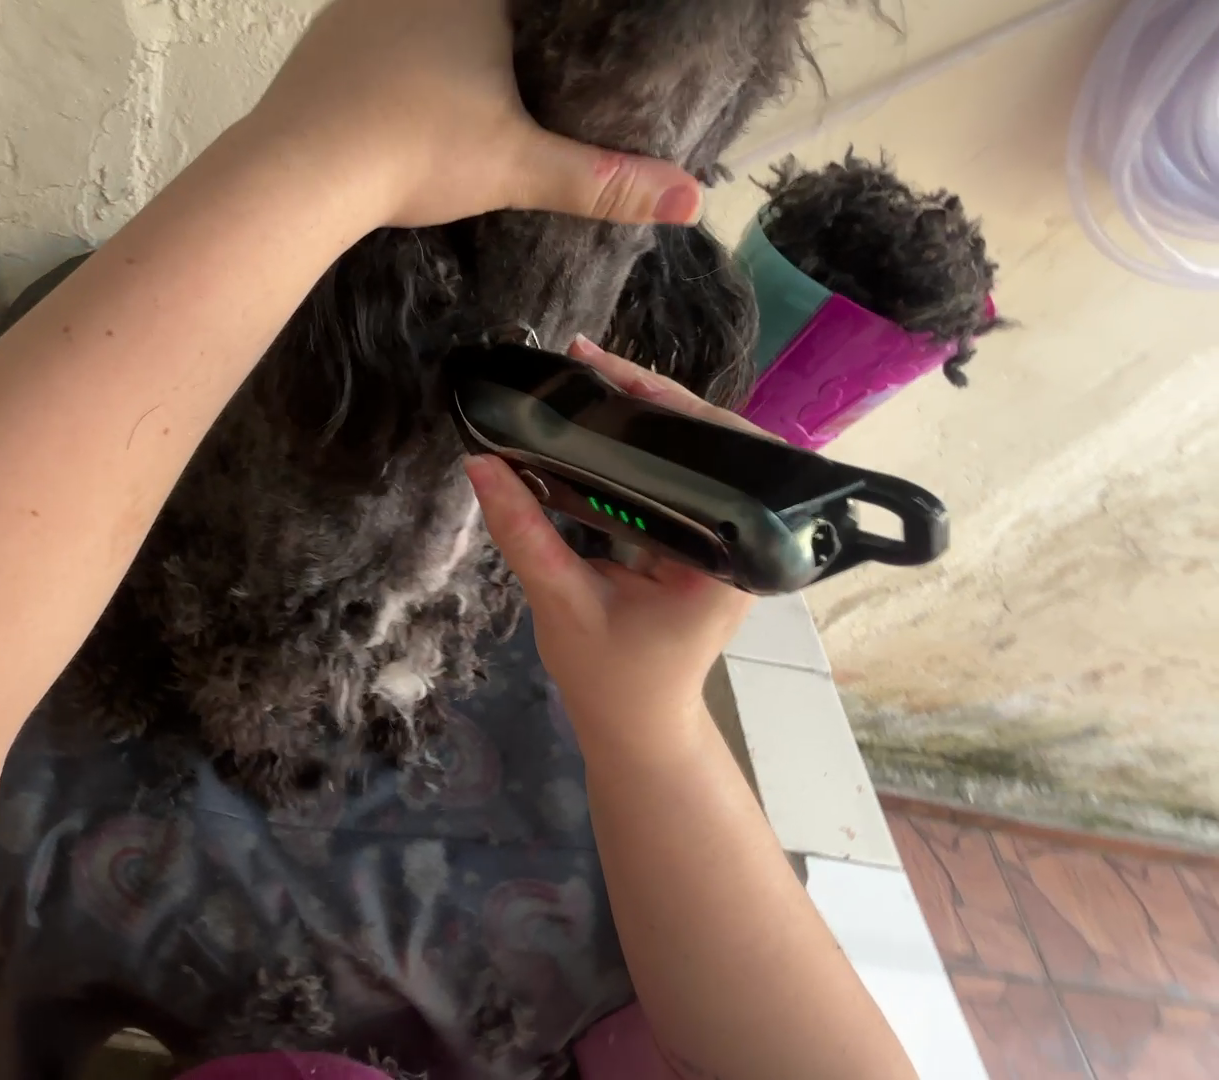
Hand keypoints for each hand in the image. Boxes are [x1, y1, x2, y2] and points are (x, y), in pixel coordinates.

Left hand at [242, 0, 703, 228]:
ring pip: (419, 12)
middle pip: (479, 5)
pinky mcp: (323, 38)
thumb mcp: (516, 167)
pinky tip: (391, 93)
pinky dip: (388, 58)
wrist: (304, 169)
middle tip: (509, 75)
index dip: (554, 25)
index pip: (540, 3)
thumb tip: (689, 202)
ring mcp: (363, 4)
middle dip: (495, 33)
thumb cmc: (418, 151)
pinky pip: (371, 34)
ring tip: (453, 85)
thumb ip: (598, 180)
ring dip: (439, 40)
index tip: (548, 67)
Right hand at [466, 338, 761, 742]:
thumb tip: (479, 465)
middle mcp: (738, 536)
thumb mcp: (558, 602)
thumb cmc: (606, 677)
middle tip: (582, 364)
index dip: (659, 402)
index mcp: (727, 553)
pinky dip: (630, 455)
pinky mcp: (694, 542)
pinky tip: (593, 431)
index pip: (709, 452)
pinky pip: (667, 483)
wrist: (633, 724)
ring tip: (583, 383)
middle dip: (646, 398)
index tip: (600, 369)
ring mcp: (719, 538)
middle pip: (704, 442)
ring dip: (637, 420)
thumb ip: (521, 532)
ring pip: (686, 459)